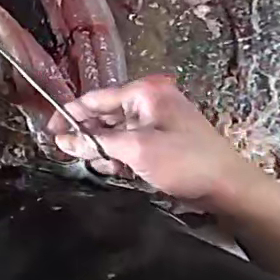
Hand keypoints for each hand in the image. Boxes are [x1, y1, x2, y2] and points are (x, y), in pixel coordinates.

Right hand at [46, 74, 259, 205]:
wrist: (229, 186)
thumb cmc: (185, 162)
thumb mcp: (135, 150)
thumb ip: (97, 142)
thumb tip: (64, 140)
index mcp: (145, 93)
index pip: (96, 99)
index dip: (69, 115)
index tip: (50, 132)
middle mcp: (150, 101)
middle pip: (105, 114)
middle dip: (88, 136)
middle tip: (69, 155)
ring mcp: (158, 120)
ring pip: (116, 132)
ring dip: (104, 149)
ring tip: (101, 165)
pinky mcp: (163, 139)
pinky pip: (131, 143)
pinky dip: (120, 155)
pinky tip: (116, 169)